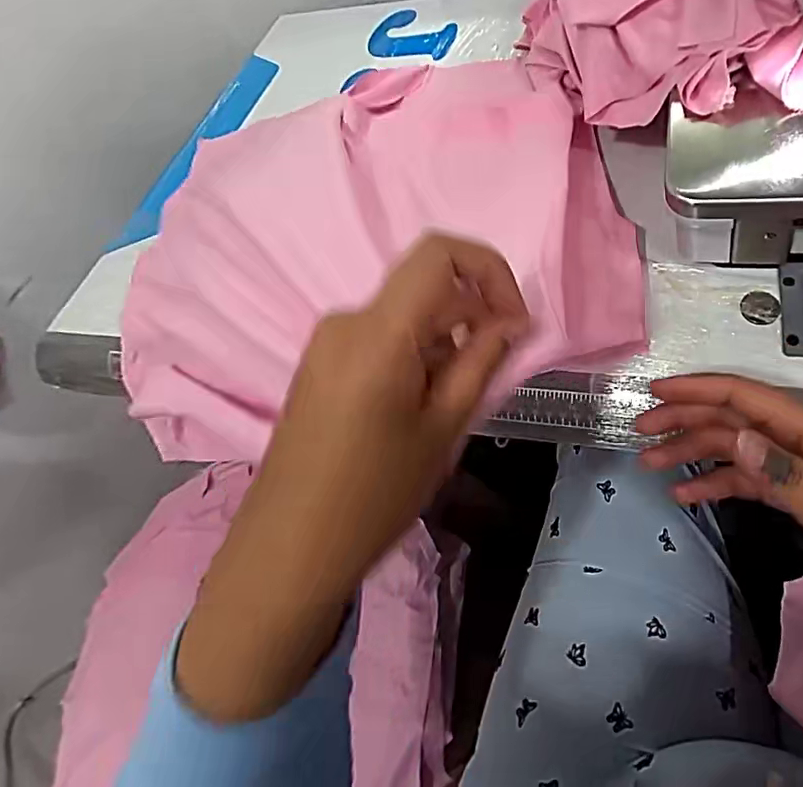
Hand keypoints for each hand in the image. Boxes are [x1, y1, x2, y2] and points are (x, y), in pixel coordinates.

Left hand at [179, 233, 528, 720]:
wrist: (287, 550)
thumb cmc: (375, 494)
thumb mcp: (444, 426)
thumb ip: (483, 359)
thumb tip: (515, 321)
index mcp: (379, 330)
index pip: (441, 252)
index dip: (490, 271)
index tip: (513, 321)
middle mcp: (349, 319)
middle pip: (427, 285)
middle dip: (473, 314)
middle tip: (494, 370)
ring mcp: (329, 339)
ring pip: (408, 313)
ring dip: (446, 337)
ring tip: (453, 400)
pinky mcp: (321, 360)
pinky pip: (383, 333)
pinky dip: (418, 349)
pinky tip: (420, 402)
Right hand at [642, 376, 802, 786]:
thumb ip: (780, 470)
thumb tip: (731, 437)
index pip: (742, 396)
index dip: (697, 390)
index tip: (655, 392)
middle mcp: (795, 437)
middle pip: (730, 418)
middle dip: (684, 420)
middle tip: (640, 433)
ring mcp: (794, 463)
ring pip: (733, 447)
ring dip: (693, 452)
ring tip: (652, 465)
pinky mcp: (796, 489)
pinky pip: (746, 477)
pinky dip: (716, 481)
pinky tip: (688, 494)